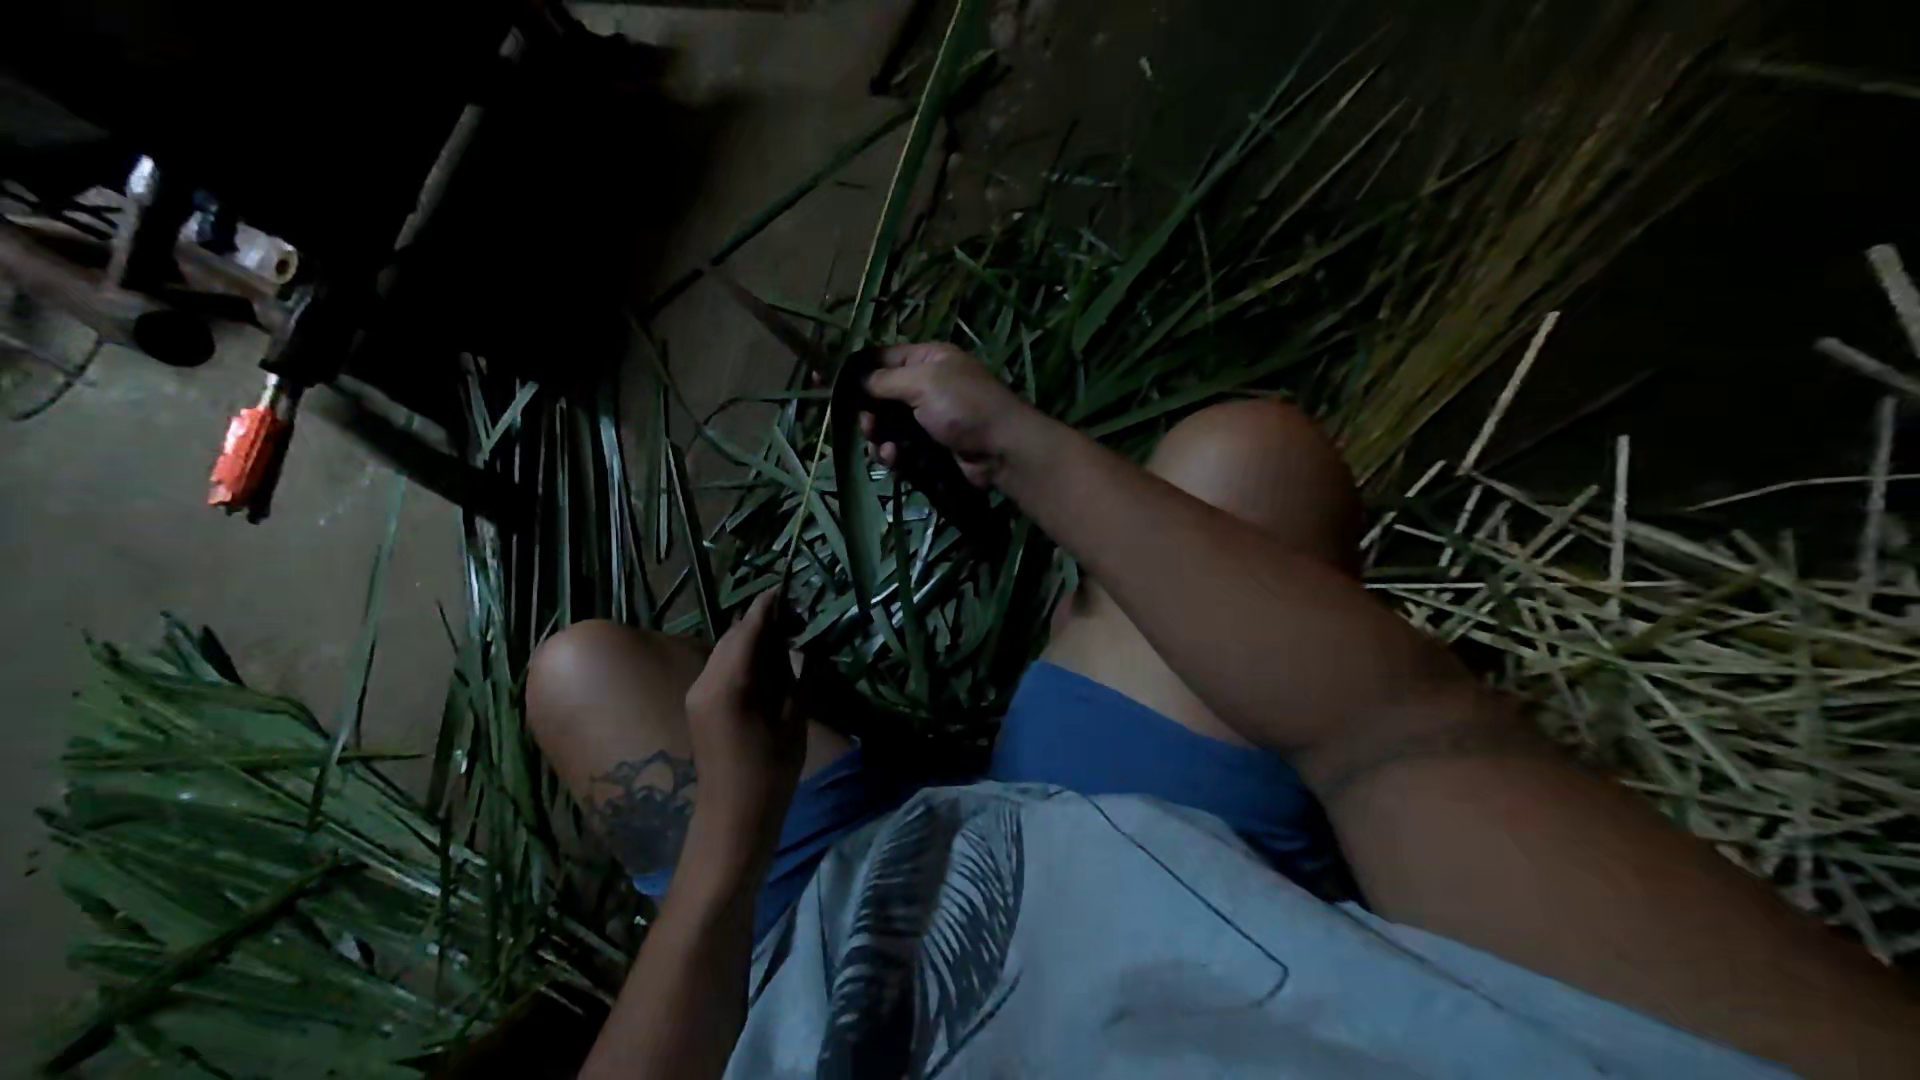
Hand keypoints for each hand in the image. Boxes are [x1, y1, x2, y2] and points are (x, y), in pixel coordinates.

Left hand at [682, 591, 805, 846]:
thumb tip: (809, 642)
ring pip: (726, 649)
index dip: (770, 605)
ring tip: (787, 642)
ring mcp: (697, 692)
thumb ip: (800, 673)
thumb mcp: (794, 717)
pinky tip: (768, 668)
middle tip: (798, 622)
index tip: (789, 590)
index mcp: (731, 681)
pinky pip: (721, 667)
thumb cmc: (771, 768)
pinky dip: (743, 658)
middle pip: (734, 634)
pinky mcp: (698, 704)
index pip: (749, 627)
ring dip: (753, 640)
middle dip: (763, 622)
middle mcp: (706, 680)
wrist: (734, 815)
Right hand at [860, 343, 1047, 487]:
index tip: (835, 390)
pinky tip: (896, 460)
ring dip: (879, 439)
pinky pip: (901, 449)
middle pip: (881, 397)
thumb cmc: (964, 406)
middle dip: (868, 414)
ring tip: (886, 450)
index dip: (859, 373)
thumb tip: (856, 380)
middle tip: (868, 428)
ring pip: (887, 427)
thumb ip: (885, 380)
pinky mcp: (931, 448)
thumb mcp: (923, 382)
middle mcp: (927, 385)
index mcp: (928, 358)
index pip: (882, 358)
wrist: (1001, 450)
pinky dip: (894, 455)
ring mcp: (929, 418)